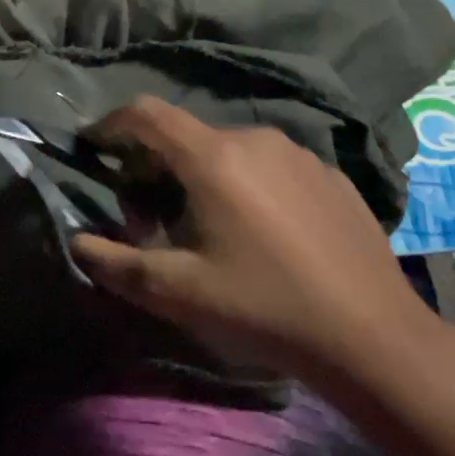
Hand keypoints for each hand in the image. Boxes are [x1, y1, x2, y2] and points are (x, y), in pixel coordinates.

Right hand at [71, 97, 436, 378]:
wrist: (377, 342)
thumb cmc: (263, 307)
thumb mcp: (171, 290)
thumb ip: (110, 260)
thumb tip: (76, 240)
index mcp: (212, 158)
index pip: (145, 113)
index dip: (109, 124)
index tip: (92, 149)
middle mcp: (256, 142)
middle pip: (184, 134)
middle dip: (153, 163)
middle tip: (146, 210)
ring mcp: (302, 158)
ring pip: (227, 149)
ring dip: (199, 174)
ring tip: (202, 223)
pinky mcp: (335, 180)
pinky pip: (269, 166)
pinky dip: (244, 184)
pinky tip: (256, 232)